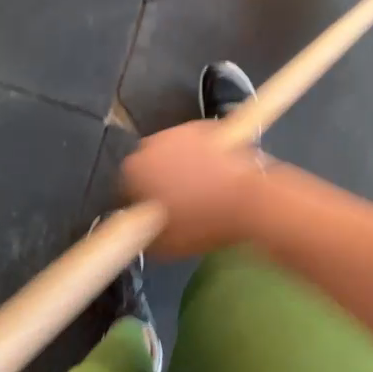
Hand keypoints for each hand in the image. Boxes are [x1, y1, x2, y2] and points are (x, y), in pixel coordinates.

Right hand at [120, 121, 267, 257]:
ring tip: (199, 188)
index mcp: (133, 170)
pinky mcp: (203, 125)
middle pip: (147, 164)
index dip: (139, 204)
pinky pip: (193, 143)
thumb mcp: (164, 246)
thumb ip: (142, 235)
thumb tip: (141, 230)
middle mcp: (150, 144)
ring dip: (178, 165)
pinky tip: (213, 173)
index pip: (126, 188)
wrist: (247, 198)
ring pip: (170, 151)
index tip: (153, 217)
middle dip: (157, 180)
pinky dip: (198, 154)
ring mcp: (177, 130)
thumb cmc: (201, 223)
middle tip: (176, 202)